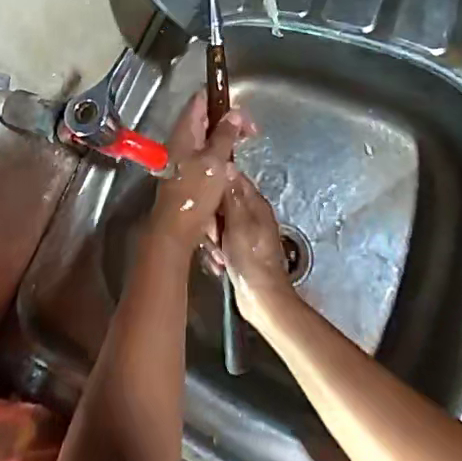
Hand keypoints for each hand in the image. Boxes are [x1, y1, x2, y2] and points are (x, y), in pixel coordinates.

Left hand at [148, 90, 250, 252]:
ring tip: (244, 142)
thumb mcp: (215, 160)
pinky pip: (207, 152)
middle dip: (228, 119)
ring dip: (226, 136)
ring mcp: (184, 156)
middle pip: (205, 117)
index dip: (220, 97)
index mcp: (185, 132)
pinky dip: (221, 151)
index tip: (241, 108)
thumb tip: (235, 114)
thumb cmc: (195, 192)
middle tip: (249, 130)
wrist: (177, 228)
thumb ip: (225, 135)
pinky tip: (232, 161)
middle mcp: (182, 140)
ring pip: (207, 136)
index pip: (199, 100)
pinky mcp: (189, 171)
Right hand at [218, 174, 295, 324]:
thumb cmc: (251, 257)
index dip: (215, 185)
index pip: (232, 179)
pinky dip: (217, 252)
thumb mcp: (238, 223)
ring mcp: (245, 232)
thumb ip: (231, 195)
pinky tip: (219, 264)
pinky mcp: (239, 250)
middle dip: (211, 218)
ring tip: (217, 254)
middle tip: (211, 235)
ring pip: (218, 224)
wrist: (261, 296)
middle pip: (222, 203)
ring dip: (212, 239)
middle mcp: (251, 214)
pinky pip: (221, 242)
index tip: (200, 196)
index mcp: (255, 203)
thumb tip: (227, 164)